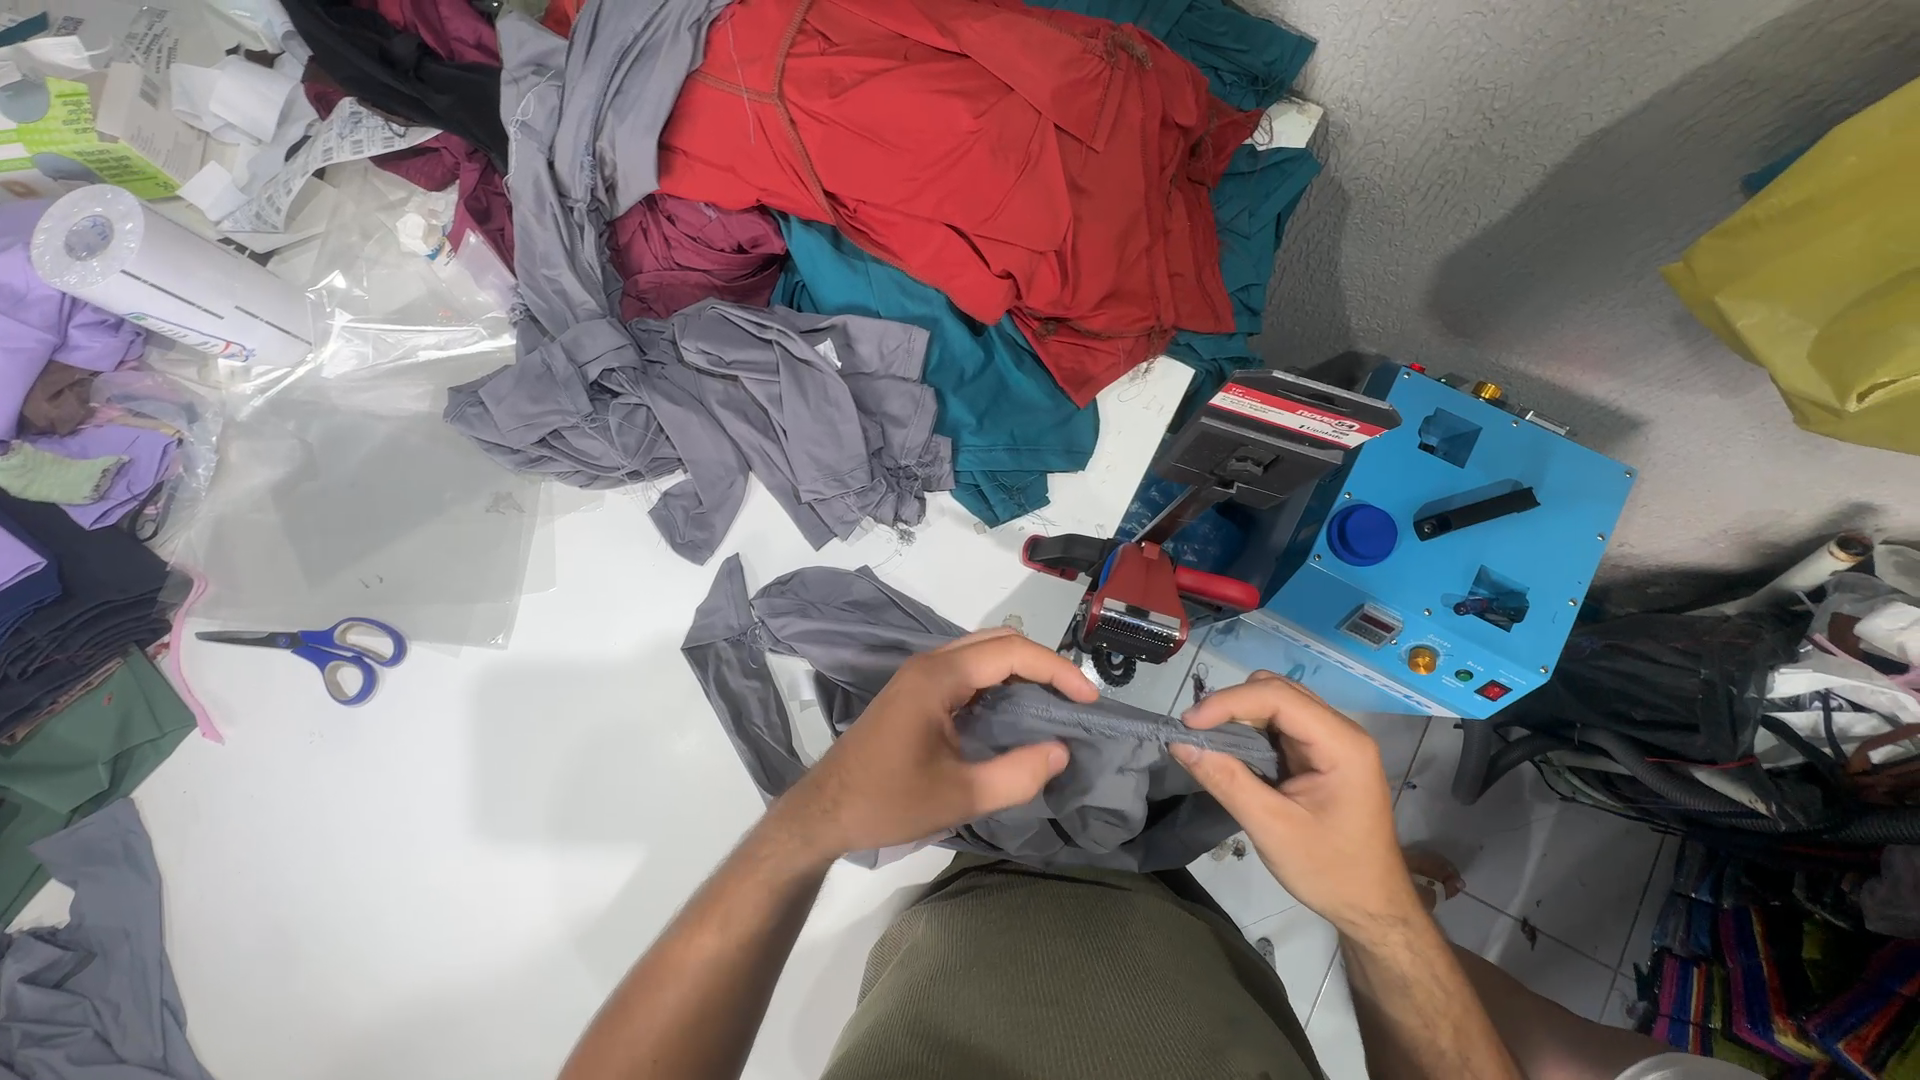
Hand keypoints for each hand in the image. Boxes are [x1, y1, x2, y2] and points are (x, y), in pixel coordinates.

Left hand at [768, 628, 1097, 864]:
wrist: (824, 812)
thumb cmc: (888, 802)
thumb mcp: (960, 796)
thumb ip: (1017, 775)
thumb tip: (1061, 750)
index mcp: (938, 678)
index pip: (1011, 653)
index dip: (1057, 670)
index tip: (1089, 699)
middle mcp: (929, 664)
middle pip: (998, 642)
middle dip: (1043, 663)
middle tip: (1075, 699)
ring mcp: (918, 675)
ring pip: (982, 652)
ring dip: (1021, 669)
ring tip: (1054, 703)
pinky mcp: (914, 691)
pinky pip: (967, 670)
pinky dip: (999, 680)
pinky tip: (1015, 710)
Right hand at [1171, 672, 1420, 934]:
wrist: (1371, 906)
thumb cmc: (1330, 870)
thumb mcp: (1272, 828)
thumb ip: (1227, 781)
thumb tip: (1180, 743)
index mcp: (1341, 744)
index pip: (1278, 696)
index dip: (1228, 702)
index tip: (1188, 725)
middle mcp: (1339, 731)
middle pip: (1277, 691)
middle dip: (1232, 705)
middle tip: (1196, 735)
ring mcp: (1330, 741)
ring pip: (1275, 703)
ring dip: (1239, 717)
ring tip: (1210, 744)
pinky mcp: (1318, 754)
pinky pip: (1278, 725)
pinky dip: (1249, 732)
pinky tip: (1232, 754)